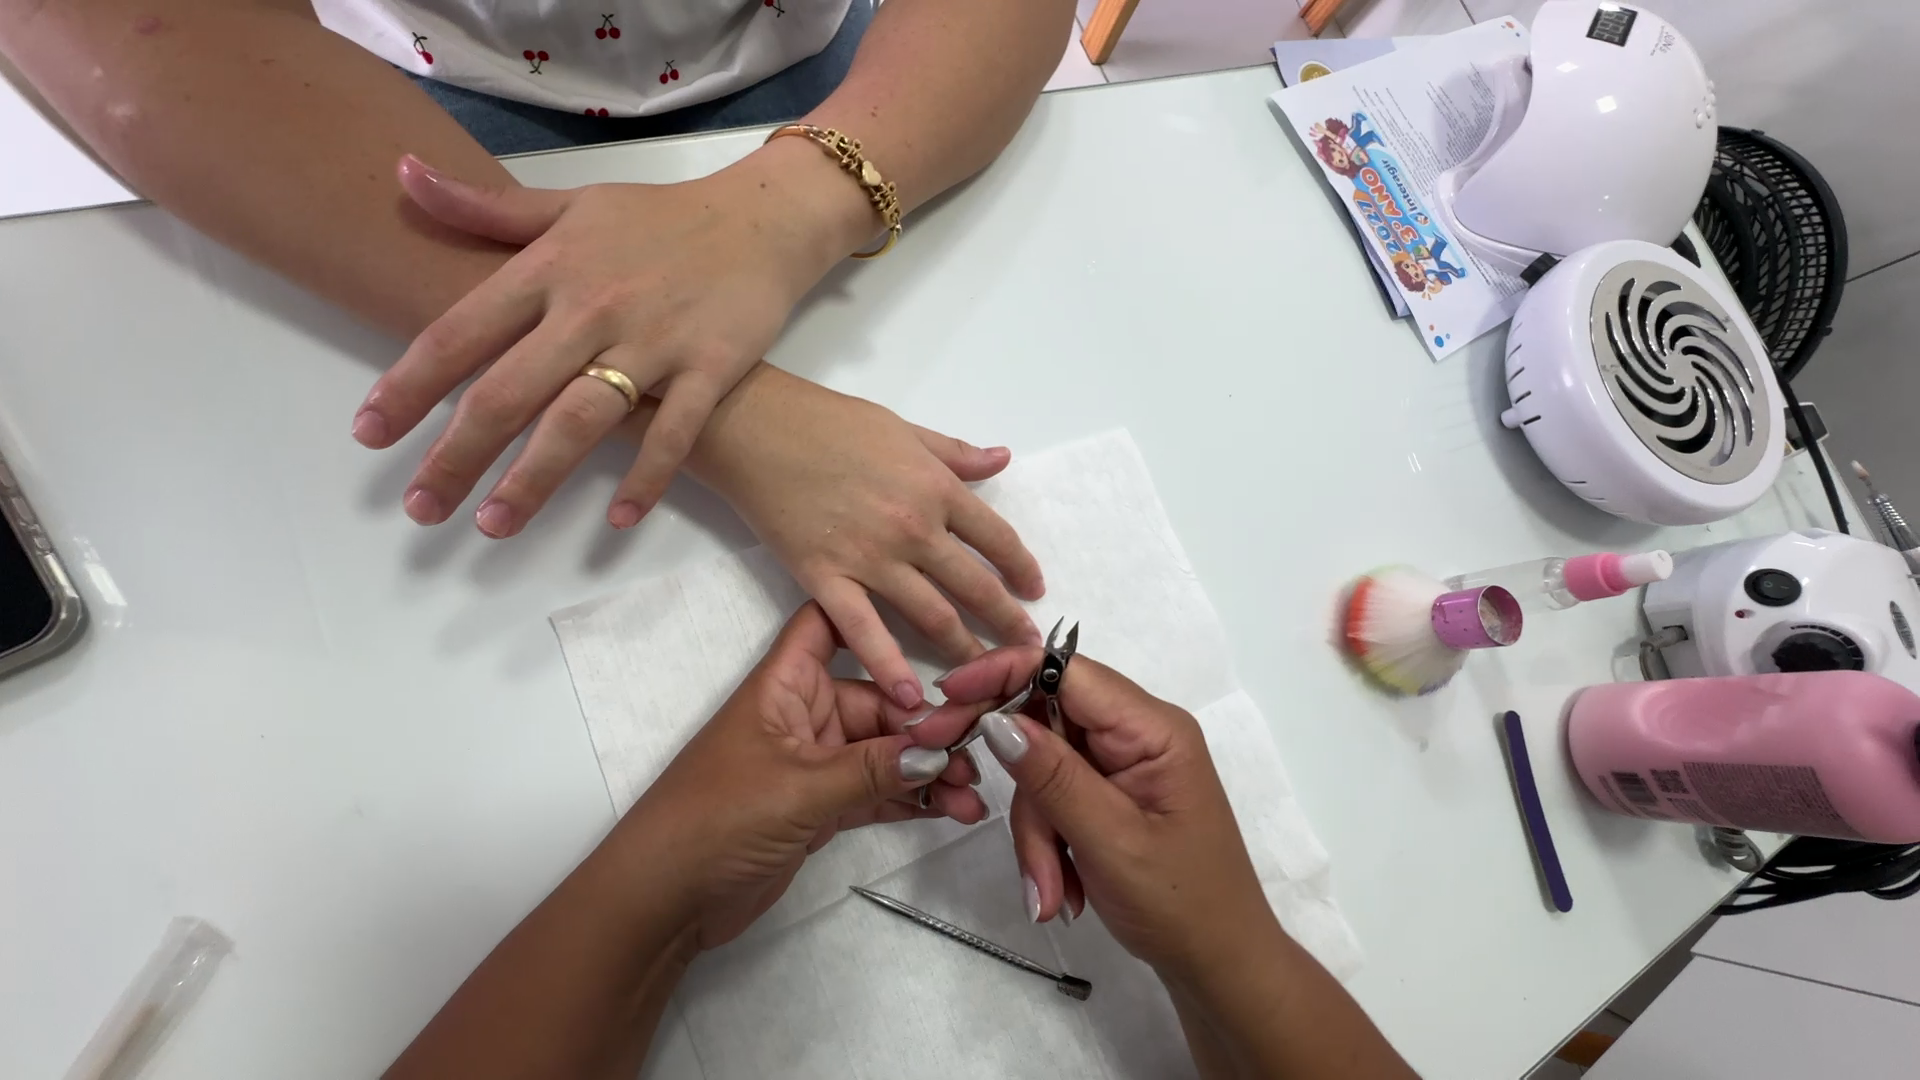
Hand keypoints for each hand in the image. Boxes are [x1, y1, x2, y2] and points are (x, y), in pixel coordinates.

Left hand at [351, 141, 865, 537]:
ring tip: (498, 524)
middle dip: (458, 454)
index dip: (409, 386)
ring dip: (536, 477)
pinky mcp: (710, 368)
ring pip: (582, 420)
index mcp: (551, 269)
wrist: (760, 221)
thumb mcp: (574, 204)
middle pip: (509, 392)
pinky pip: (674, 432)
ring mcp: (654, 343)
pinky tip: (620, 521)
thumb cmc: (663, 217)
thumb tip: (400, 175)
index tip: (370, 436)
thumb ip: (490, 207)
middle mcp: (592, 309)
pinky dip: (648, 476)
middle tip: (423, 509)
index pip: (460, 333)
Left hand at [622, 603, 988, 950]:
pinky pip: (876, 791)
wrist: (662, 902)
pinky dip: (910, 800)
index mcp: (787, 685)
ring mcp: (815, 762)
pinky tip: (951, 811)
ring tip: (973, 794)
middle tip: (978, 752)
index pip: (828, 626)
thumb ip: (873, 770)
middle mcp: (805, 714)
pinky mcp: (822, 805)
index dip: (874, 620)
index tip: (934, 631)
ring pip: (883, 752)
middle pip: (877, 701)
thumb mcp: (800, 789)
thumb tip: (940, 752)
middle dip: (926, 728)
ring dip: (925, 770)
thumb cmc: (719, 817)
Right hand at [690, 366, 1045, 709]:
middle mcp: (915, 529)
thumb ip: (955, 453)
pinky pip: (864, 631)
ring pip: (932, 616)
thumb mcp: (904, 428)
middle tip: (1027, 648)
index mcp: (937, 488)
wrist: (757, 428)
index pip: (997, 538)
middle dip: (1007, 621)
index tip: (1035, 590)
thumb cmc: (830, 422)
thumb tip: (1003, 458)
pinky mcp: (826, 579)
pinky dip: (889, 665)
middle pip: (974, 586)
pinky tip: (912, 696)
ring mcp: (871, 559)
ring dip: (966, 649)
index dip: (1021, 568)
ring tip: (988, 674)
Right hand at [925, 647, 1274, 973]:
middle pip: (1047, 723)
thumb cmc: (1180, 903)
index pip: (1067, 671)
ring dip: (1037, 830)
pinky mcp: (1108, 791)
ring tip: (1049, 891)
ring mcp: (1121, 763)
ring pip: (1044, 768)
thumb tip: (995, 718)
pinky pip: (1056, 796)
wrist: (1218, 965)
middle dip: (1019, 781)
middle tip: (959, 785)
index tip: (949, 694)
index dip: (1004, 671)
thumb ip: (1051, 776)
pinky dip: (1048, 840)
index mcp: (1151, 728)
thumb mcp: (1110, 840)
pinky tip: (1060, 888)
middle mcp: (1136, 732)